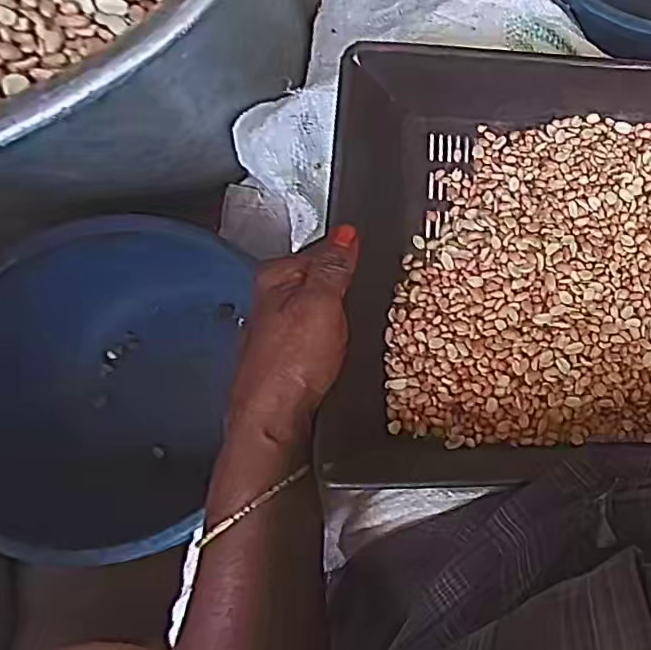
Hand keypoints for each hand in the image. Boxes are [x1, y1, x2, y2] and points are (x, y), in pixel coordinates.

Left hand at [227, 225, 359, 445]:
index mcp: (276, 278)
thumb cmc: (292, 362)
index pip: (323, 251)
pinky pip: (324, 330)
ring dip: (347, 312)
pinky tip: (349, 344)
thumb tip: (347, 234)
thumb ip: (335, 268)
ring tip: (366, 321)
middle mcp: (274, 299)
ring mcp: (282, 327)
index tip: (376, 260)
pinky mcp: (293, 352)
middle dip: (350, 285)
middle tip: (376, 294)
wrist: (275, 415)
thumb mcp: (323, 304)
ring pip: (325, 307)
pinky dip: (340, 332)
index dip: (352, 255)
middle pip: (323, 279)